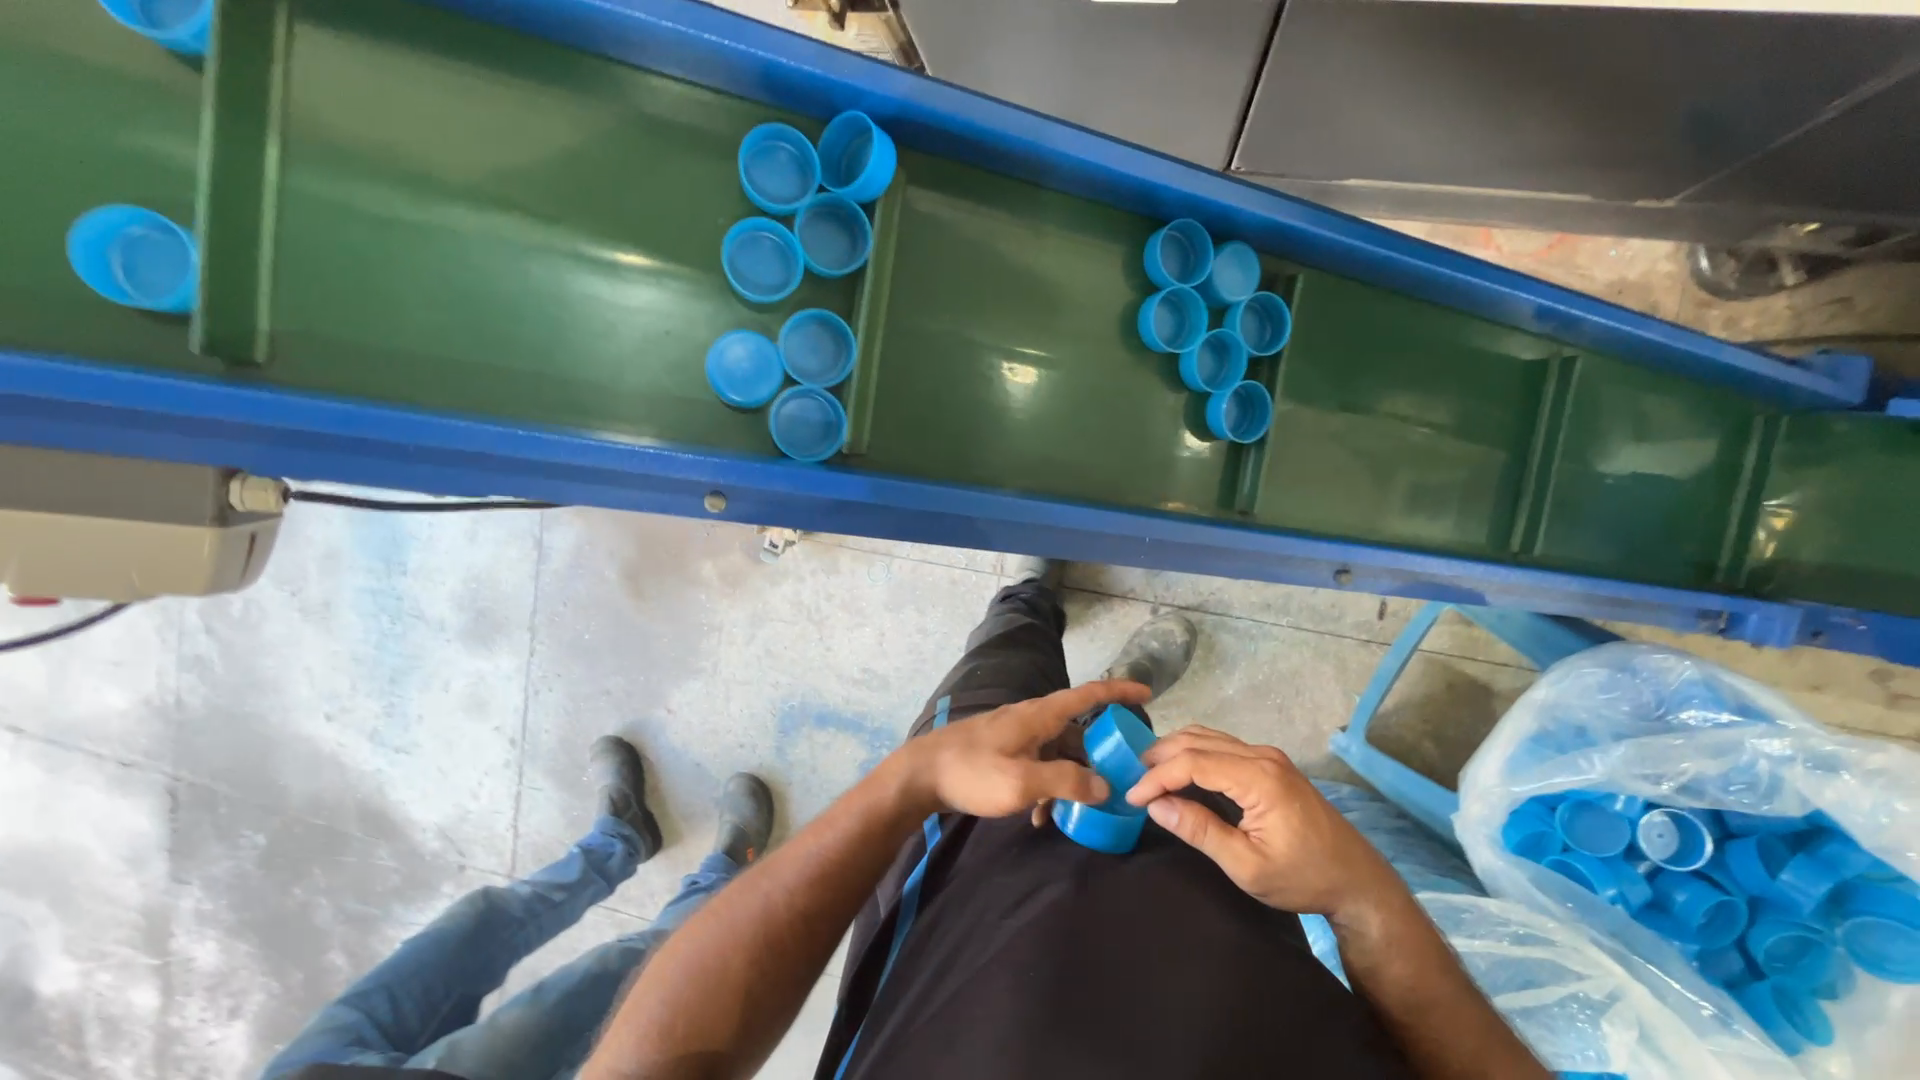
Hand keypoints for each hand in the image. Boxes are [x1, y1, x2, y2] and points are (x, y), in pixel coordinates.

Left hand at [896, 679, 1150, 818]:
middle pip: (1075, 732)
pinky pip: (1035, 766)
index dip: (1119, 692)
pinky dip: (1044, 787)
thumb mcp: (1024, 783)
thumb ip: (1067, 783)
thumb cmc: (972, 773)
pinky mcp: (999, 753)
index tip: (1148, 693)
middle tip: (1118, 783)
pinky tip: (1040, 817)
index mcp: (1039, 715)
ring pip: (1055, 753)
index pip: (1088, 695)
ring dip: (1069, 780)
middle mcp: (1029, 719)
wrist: (918, 776)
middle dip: (1097, 757)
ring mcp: (1012, 736)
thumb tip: (1105, 786)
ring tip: (1076, 813)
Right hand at [1125, 726, 1402, 920]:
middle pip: (1197, 741)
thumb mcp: (1247, 866)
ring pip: (1208, 737)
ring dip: (1174, 751)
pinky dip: (1193, 754)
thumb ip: (1200, 831)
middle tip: (1132, 781)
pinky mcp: (1271, 765)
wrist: (1357, 881)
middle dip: (1159, 758)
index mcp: (1259, 778)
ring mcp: (1269, 757)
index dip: (1157, 777)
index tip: (1132, 799)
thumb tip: (1155, 806)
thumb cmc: (1303, 878)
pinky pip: (1222, 746)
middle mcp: (1263, 756)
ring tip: (1148, 776)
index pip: (1192, 762)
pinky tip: (1179, 773)